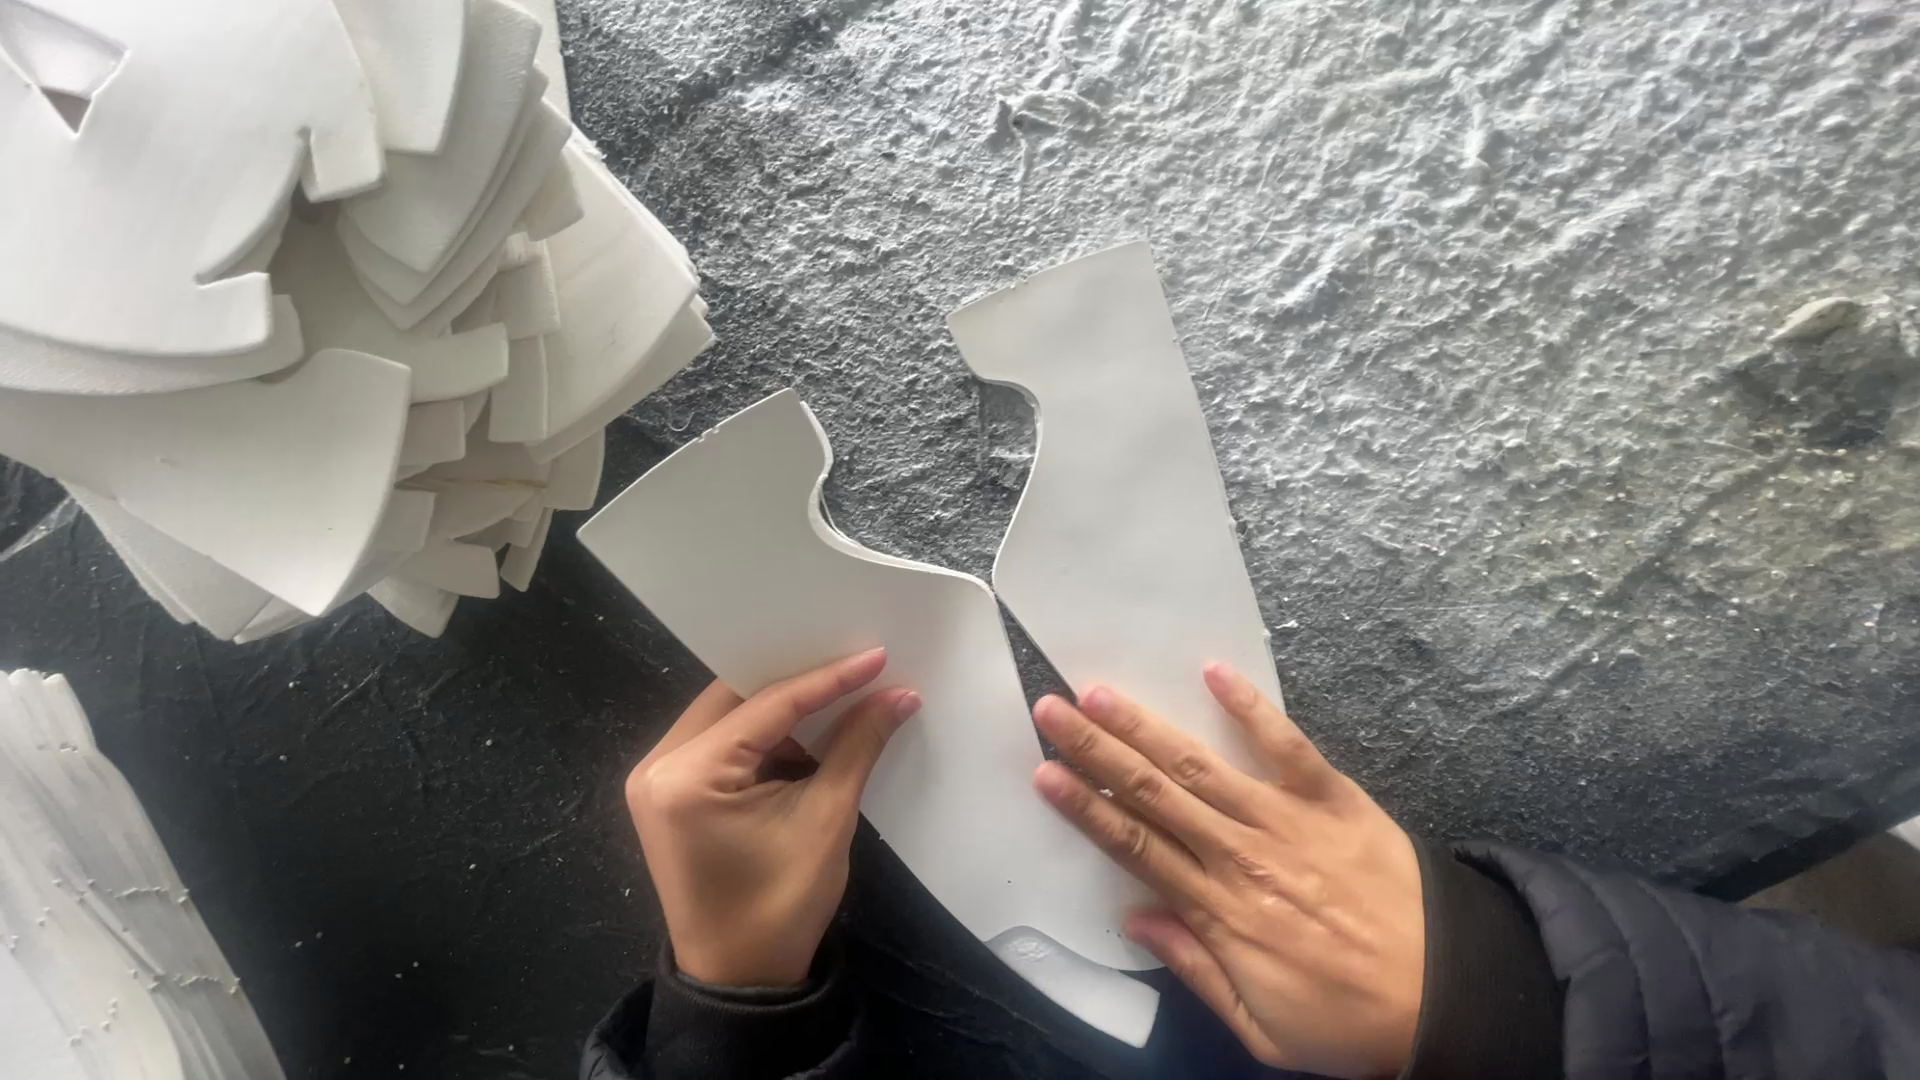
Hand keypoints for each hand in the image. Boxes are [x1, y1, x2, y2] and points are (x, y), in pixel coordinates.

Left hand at [626, 648, 920, 987]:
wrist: (741, 981)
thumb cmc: (781, 907)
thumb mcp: (826, 818)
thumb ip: (859, 744)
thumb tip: (900, 694)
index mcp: (686, 776)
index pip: (767, 705)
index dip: (827, 678)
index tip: (875, 656)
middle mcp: (658, 765)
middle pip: (737, 698)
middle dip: (798, 685)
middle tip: (852, 666)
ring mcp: (658, 779)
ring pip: (730, 714)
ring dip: (781, 710)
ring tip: (837, 697)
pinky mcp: (670, 792)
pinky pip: (723, 740)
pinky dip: (765, 736)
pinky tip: (805, 737)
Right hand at [1032, 665, 1423, 1078]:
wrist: (1453, 999)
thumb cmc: (1349, 1018)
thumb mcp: (1265, 1031)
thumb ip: (1196, 970)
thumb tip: (1134, 919)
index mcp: (1219, 910)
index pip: (1135, 847)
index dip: (1086, 808)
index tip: (1046, 772)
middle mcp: (1240, 854)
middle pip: (1152, 794)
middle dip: (1096, 750)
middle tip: (1052, 709)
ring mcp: (1285, 820)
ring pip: (1200, 766)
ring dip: (1147, 727)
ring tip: (1102, 693)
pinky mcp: (1332, 797)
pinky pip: (1287, 746)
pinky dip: (1252, 709)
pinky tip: (1213, 671)